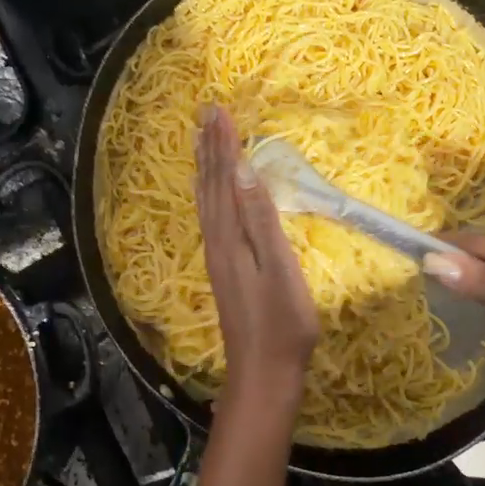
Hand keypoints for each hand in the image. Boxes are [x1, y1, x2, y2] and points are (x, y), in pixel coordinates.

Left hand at [194, 105, 318, 402]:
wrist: (262, 374)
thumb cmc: (282, 324)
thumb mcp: (280, 270)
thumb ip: (262, 220)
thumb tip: (246, 172)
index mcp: (230, 235)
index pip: (227, 177)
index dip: (225, 143)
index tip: (220, 110)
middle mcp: (217, 238)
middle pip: (211, 182)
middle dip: (210, 145)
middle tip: (207, 112)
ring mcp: (217, 253)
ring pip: (207, 197)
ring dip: (206, 164)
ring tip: (202, 138)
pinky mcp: (222, 265)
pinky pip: (209, 213)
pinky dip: (208, 190)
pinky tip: (209, 190)